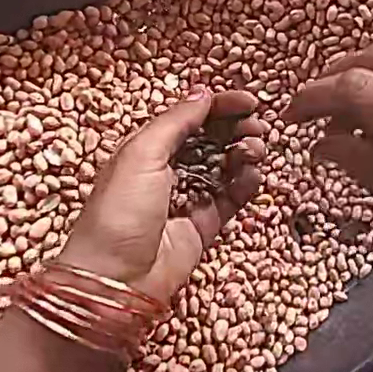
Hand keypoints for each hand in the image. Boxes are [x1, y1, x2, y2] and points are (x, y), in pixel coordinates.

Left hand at [56, 89, 267, 303]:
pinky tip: (253, 174)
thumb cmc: (119, 211)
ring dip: (243, 152)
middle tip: (258, 126)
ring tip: (256, 149)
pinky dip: (245, 184)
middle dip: (236, 128)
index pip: (190, 118)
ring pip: (224, 166)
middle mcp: (169, 170)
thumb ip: (176, 121)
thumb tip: (203, 93)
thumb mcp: (142, 154)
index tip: (250, 101)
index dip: (220, 107)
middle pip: (210, 140)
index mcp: (148, 148)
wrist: (114, 279)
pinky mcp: (203, 226)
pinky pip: (230, 198)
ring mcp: (187, 198)